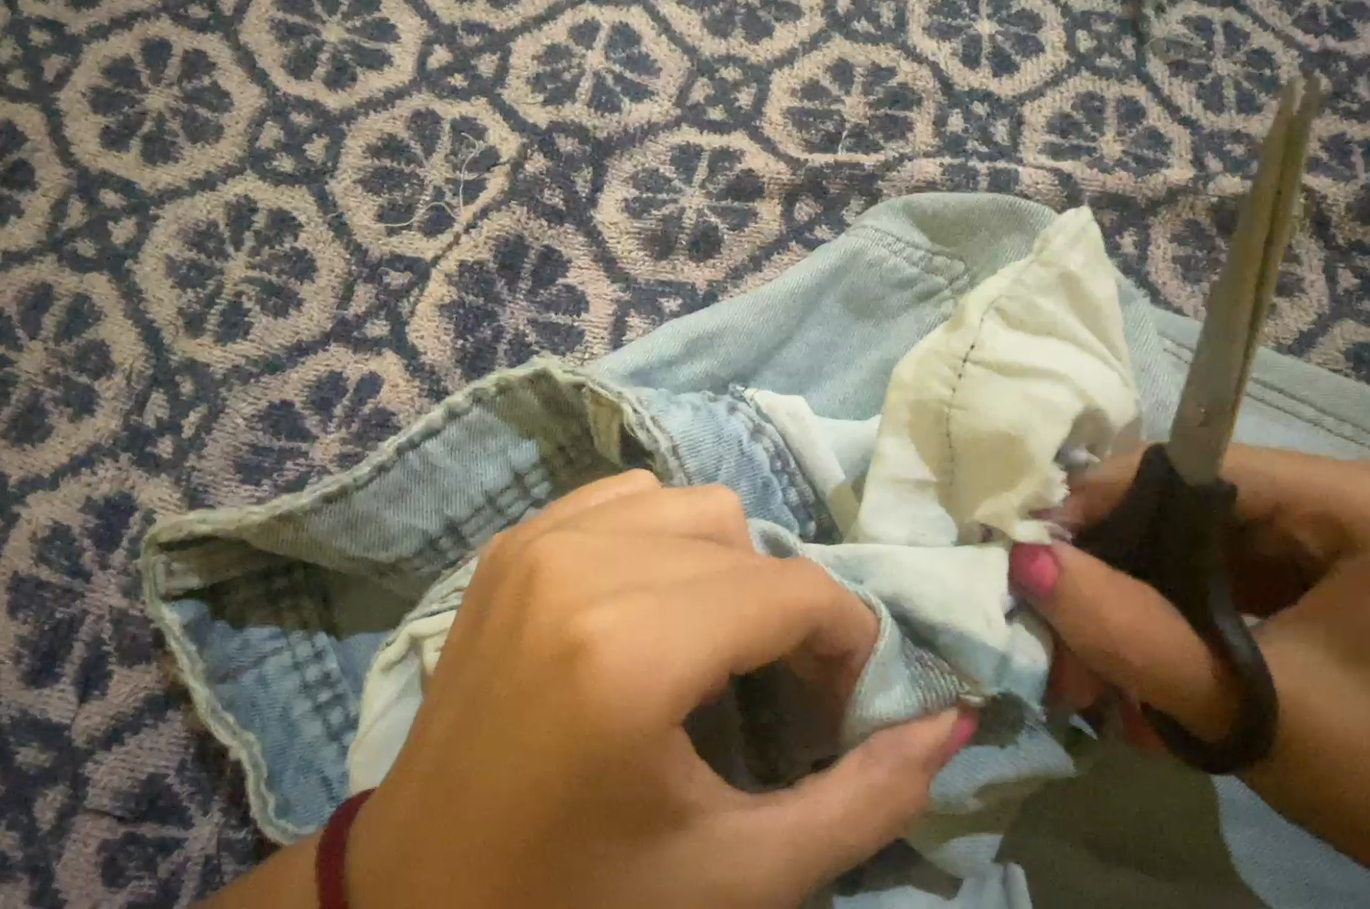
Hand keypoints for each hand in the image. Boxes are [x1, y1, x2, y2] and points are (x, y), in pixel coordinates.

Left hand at [339, 471, 970, 908]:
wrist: (420, 890)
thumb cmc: (578, 897)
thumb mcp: (739, 876)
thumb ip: (864, 799)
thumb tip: (949, 720)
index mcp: (629, 649)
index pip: (793, 591)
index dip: (845, 642)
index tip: (837, 708)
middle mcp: (579, 566)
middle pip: (748, 542)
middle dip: (789, 613)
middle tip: (781, 692)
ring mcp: (536, 542)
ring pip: (692, 507)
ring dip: (729, 570)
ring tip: (714, 649)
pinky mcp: (511, 543)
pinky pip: (626, 500)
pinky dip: (663, 541)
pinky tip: (652, 609)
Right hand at [1011, 446, 1369, 908]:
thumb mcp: (1247, 707)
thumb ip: (1129, 630)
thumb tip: (1021, 559)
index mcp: (1357, 502)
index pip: (1189, 469)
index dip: (1098, 507)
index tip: (1030, 566)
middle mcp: (1345, 500)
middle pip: (1182, 514)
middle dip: (1112, 586)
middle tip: (1060, 655)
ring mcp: (1335, 541)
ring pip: (1188, 552)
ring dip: (1135, 617)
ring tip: (1095, 692)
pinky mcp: (1320, 582)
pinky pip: (1215, 584)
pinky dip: (1171, 631)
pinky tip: (1146, 691)